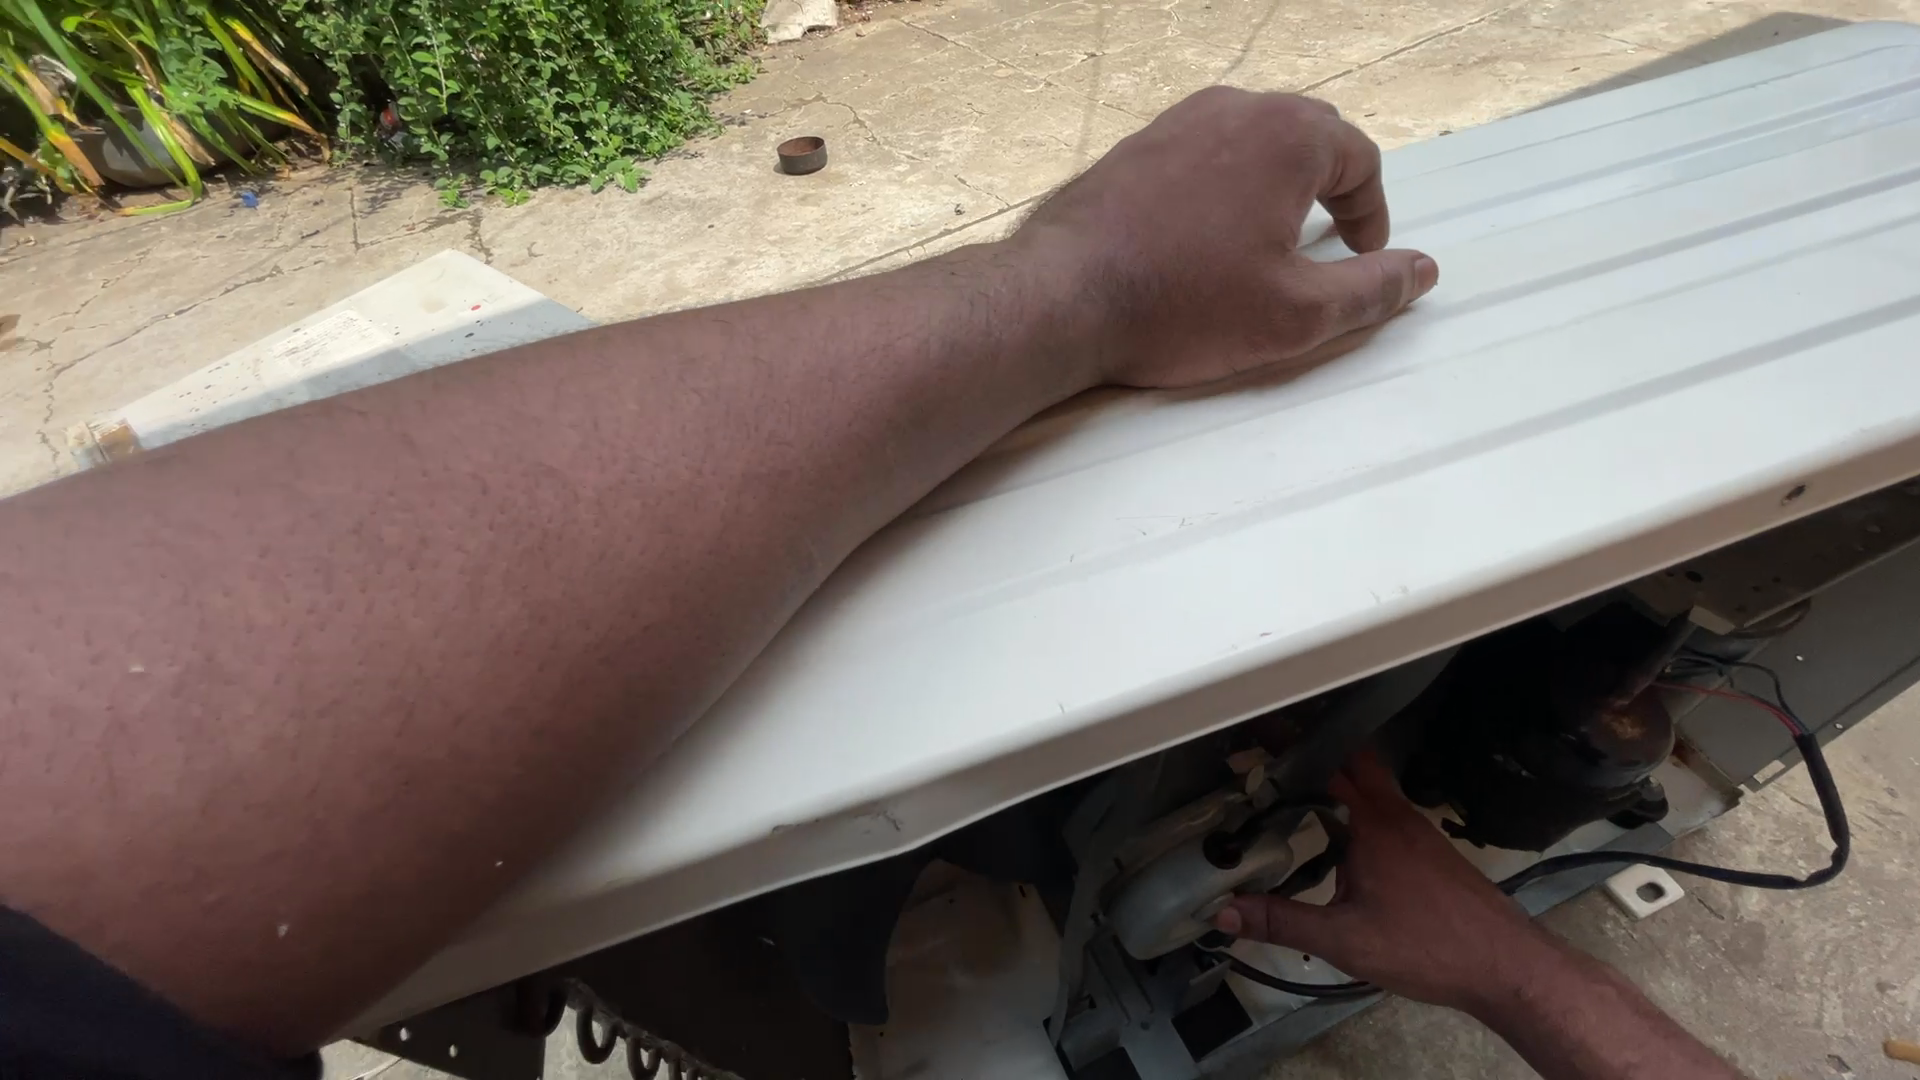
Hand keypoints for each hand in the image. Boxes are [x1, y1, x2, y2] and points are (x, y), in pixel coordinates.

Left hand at [1011, 87, 1437, 389]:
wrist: (1062, 298)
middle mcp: (1230, 110)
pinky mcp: (1124, 154)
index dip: (1370, 210)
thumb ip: (1368, 292)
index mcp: (1288, 134)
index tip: (1363, 253)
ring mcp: (1169, 126)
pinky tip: (1191, 238)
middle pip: (1301, 140)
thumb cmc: (1183, 306)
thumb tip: (1424, 270)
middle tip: (1319, 241)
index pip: (1358, 157)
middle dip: (1321, 189)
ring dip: (1262, 188)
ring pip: (1240, 147)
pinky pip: (1188, 165)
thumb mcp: (1292, 316)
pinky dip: (1208, 194)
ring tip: (1256, 240)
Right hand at [1214, 751, 1560, 1012]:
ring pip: (1373, 783)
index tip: (1257, 730)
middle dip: (1318, 744)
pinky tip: (1342, 830)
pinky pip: (1385, 807)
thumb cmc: (1429, 948)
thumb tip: (1223, 912)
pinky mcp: (1431, 850)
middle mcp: (1395, 815)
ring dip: (1339, 772)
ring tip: (1298, 778)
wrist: (1513, 971)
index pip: (1325, 766)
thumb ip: (1281, 922)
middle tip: (1276, 741)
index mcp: (1371, 823)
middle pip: (1354, 759)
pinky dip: (1358, 800)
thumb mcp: (1345, 940)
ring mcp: (1418, 831)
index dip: (1289, 745)